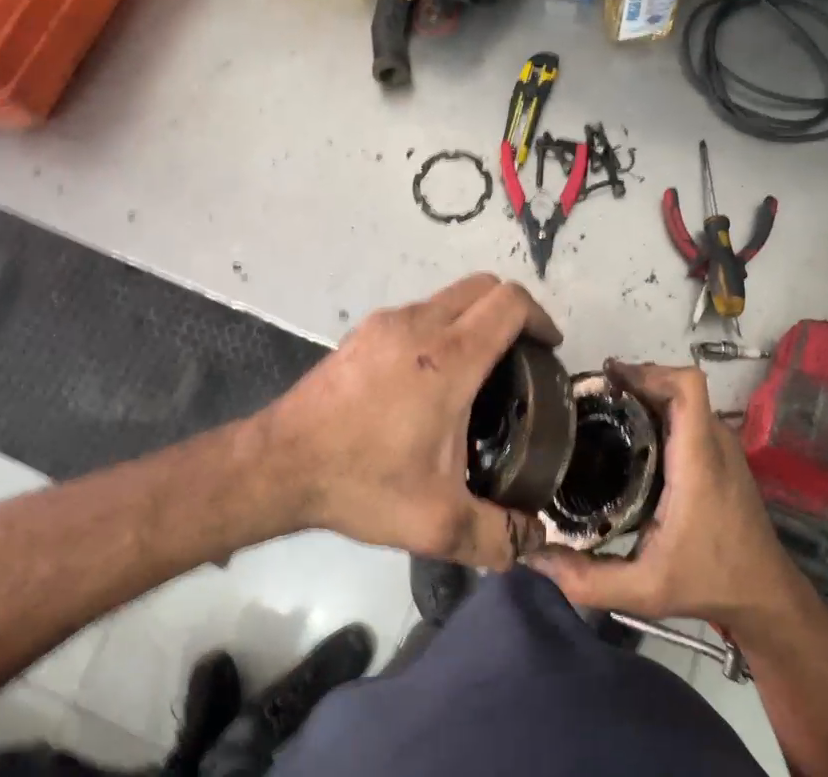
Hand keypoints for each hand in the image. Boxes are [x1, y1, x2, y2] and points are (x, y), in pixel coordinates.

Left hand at [261, 274, 560, 568]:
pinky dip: (441, 329)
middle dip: (513, 313)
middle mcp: (419, 325)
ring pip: (449, 297)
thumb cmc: (362, 482)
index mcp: (449, 357)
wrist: (279, 464)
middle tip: (522, 361)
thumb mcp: (437, 522)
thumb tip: (535, 540)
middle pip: (484, 287)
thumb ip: (498, 535)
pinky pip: (419, 313)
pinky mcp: (362, 333)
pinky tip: (431, 382)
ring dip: (474, 320)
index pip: (510, 303)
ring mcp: (386, 323)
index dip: (541, 319)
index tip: (548, 351)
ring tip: (480, 374)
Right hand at [529, 361, 803, 629]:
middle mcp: (715, 444)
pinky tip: (632, 439)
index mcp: (698, 462)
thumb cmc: (709, 583)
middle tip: (592, 398)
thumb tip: (532, 557)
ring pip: (686, 400)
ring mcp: (724, 448)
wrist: (765, 596)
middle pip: (680, 387)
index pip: (686, 387)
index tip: (608, 379)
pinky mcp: (724, 457)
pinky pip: (691, 417)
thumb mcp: (643, 590)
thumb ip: (587, 579)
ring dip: (649, 396)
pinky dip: (662, 413)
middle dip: (636, 382)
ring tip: (605, 413)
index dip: (648, 372)